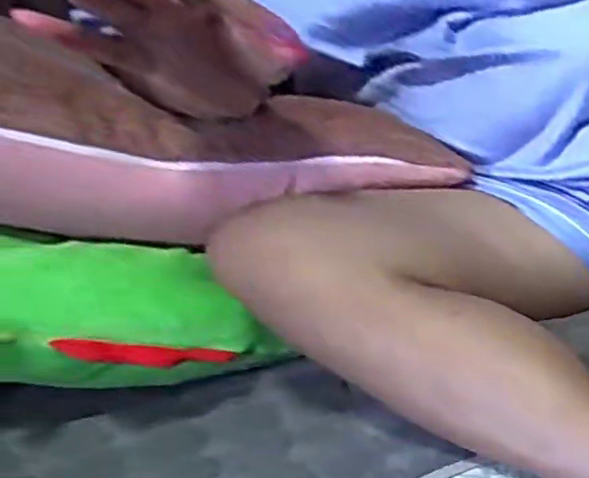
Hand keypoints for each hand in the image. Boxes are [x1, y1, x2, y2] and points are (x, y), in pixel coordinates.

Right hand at [12, 0, 305, 119]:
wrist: (239, 93)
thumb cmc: (251, 61)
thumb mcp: (270, 54)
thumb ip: (279, 46)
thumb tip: (296, 50)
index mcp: (196, 0)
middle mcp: (160, 7)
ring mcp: (143, 29)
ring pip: (101, 2)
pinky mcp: (136, 57)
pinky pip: (98, 44)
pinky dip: (65, 34)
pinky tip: (28, 21)